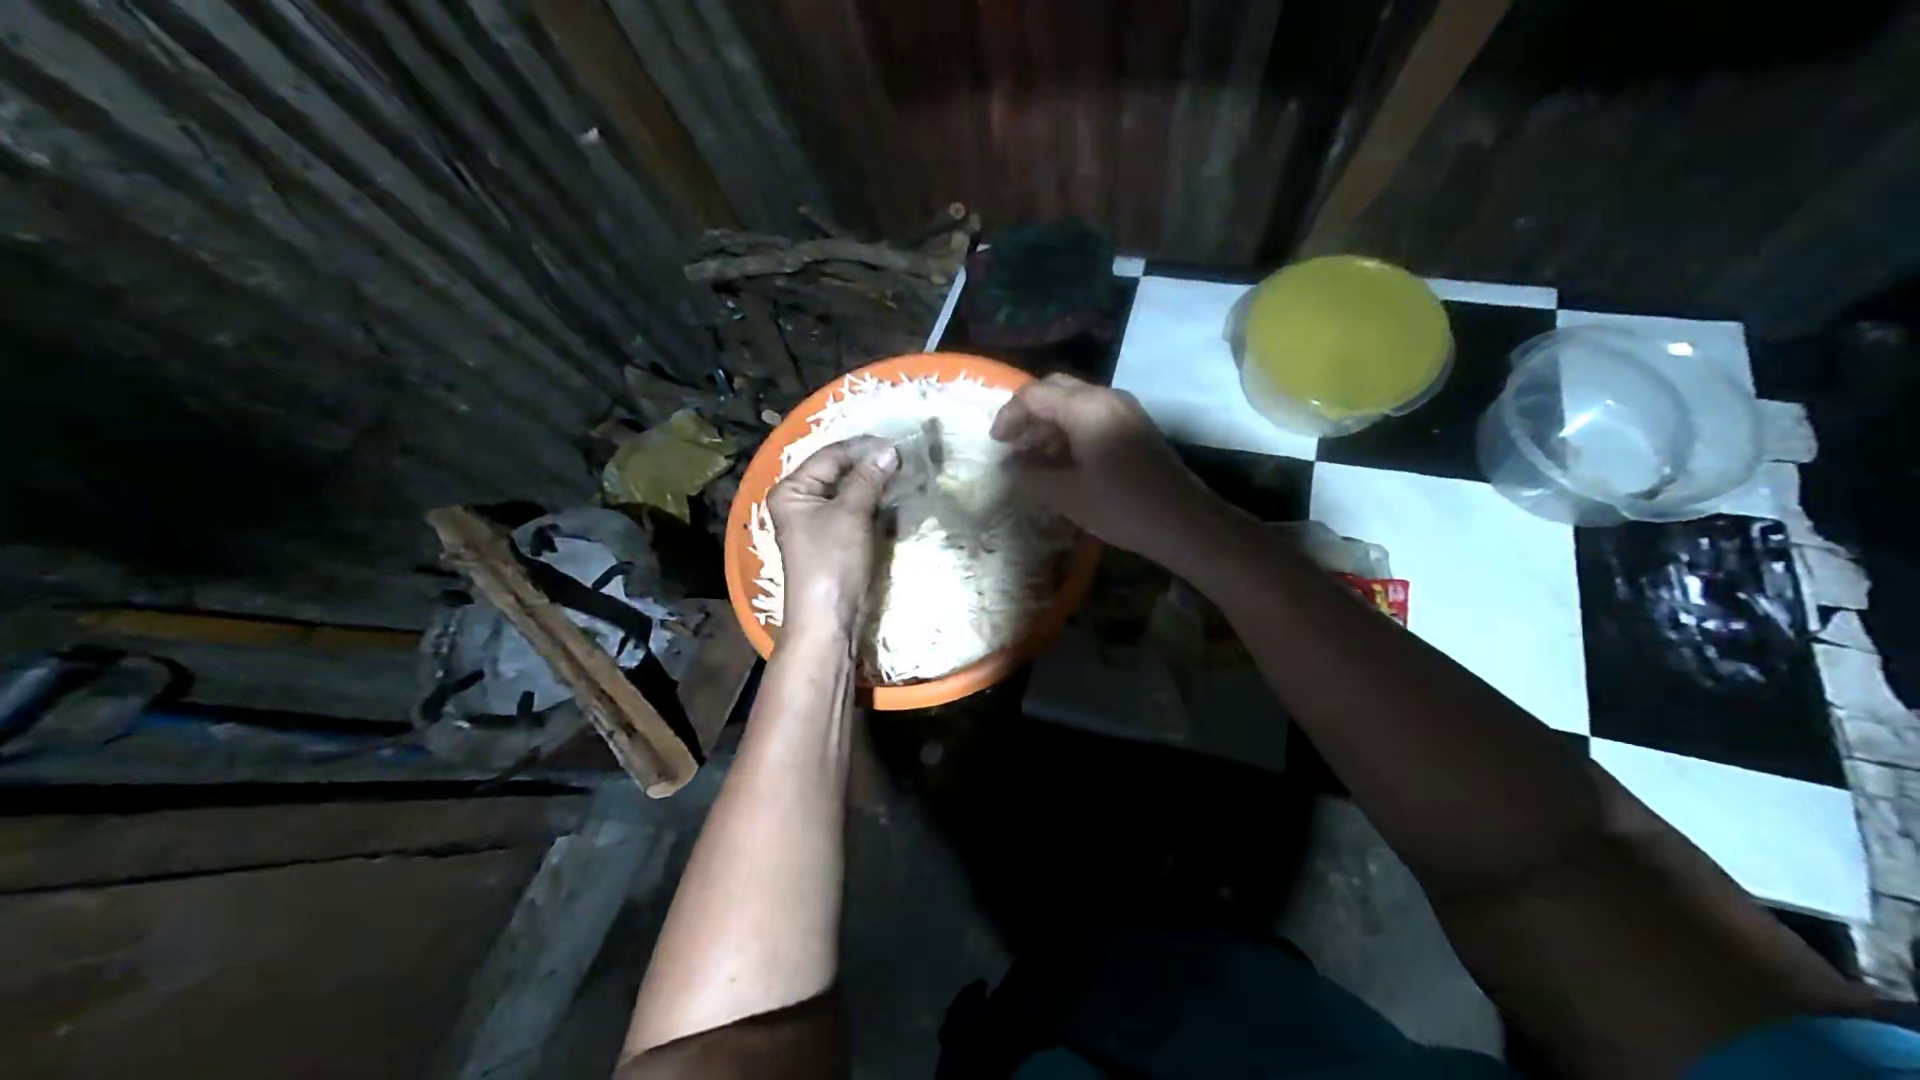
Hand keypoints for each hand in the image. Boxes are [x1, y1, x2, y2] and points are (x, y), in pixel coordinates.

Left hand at [768, 435, 898, 631]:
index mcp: (792, 489)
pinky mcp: (837, 538)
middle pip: (839, 471)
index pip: (829, 455)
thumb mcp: (850, 513)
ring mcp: (820, 520)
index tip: (896, 443)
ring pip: (850, 490)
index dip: (862, 447)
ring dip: (875, 483)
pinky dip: (875, 502)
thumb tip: (890, 450)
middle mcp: (802, 500)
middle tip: (905, 456)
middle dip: (870, 464)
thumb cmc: (832, 560)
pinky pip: (857, 510)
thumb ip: (868, 478)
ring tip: (905, 472)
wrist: (829, 617)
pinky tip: (896, 495)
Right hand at [991, 374, 1223, 560]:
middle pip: (1055, 389)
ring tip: (1034, 458)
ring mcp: (1124, 410)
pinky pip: (1093, 416)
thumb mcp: (1066, 494)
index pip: (1034, 395)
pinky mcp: (1135, 426)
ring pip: (1075, 402)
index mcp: (1086, 407)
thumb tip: (1010, 464)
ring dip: (1050, 423)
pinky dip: (1071, 431)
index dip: (1009, 416)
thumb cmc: (1120, 506)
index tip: (996, 444)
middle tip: (1013, 444)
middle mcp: (1106, 397)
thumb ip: (1030, 474)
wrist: (1183, 521)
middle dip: (1029, 414)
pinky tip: (1063, 461)